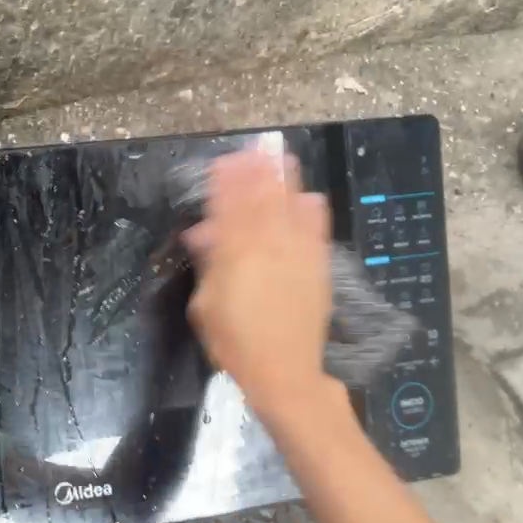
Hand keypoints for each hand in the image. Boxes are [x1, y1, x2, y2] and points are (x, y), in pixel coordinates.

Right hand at [182, 144, 336, 415]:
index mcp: (235, 258)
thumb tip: (205, 235)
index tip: (222, 162)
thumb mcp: (206, 306)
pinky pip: (315, 232)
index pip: (229, 210)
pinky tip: (310, 196)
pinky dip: (311, 211)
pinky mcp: (316, 269)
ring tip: (280, 158)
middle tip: (251, 150)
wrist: (284, 372)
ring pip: (289, 210)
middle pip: (261, 202)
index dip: (226, 184)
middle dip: (255, 174)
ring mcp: (297, 257)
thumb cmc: (233, 343)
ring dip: (283, 182)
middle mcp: (268, 249)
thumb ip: (209, 266)